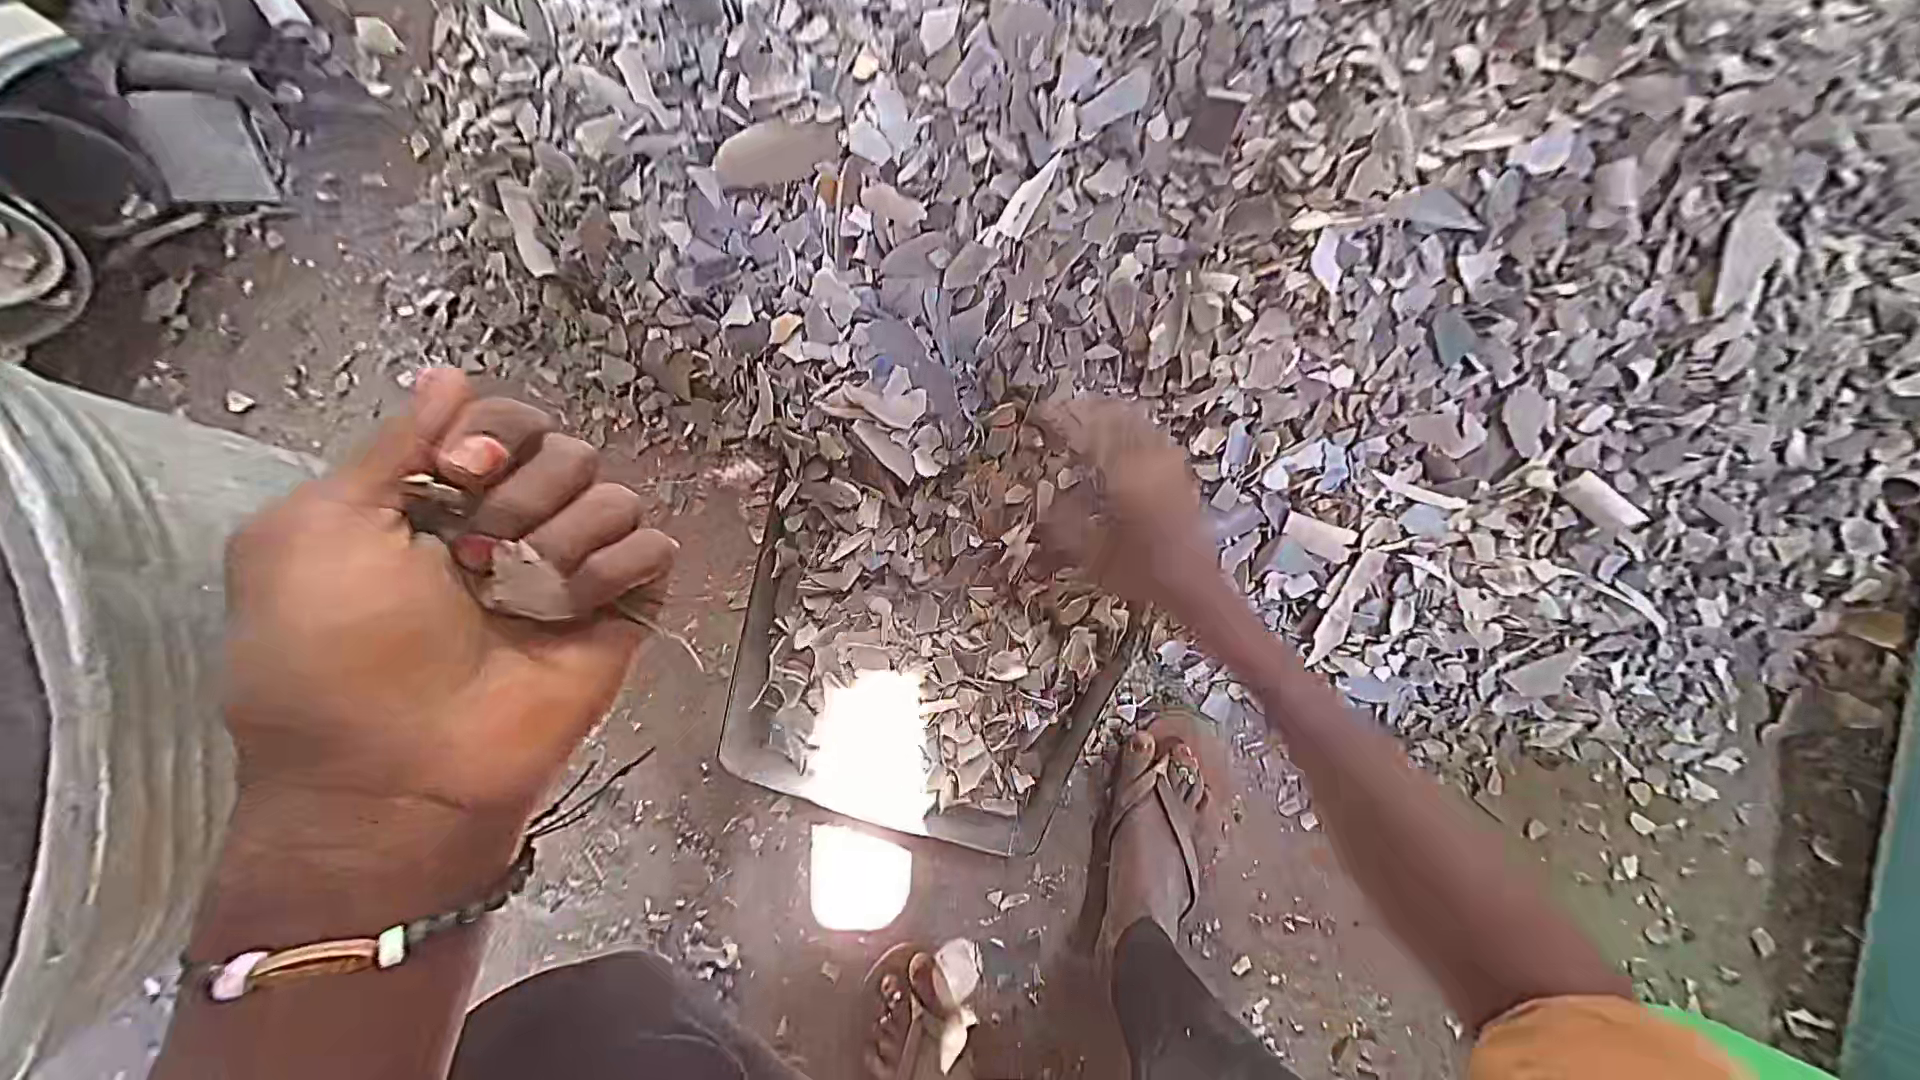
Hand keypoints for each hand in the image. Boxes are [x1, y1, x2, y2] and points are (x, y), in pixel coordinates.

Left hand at [222, 369, 676, 833]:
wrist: (406, 764)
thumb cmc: (338, 655)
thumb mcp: (317, 534)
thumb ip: (390, 446)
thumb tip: (450, 377)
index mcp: (451, 499)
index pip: (510, 423)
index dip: (497, 434)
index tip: (461, 474)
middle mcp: (523, 523)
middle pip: (571, 451)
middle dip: (526, 494)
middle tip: (481, 553)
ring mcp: (581, 564)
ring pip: (618, 496)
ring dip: (567, 538)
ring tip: (526, 591)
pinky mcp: (629, 602)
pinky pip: (655, 547)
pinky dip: (618, 568)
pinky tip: (576, 606)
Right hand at [1038, 397, 1218, 617]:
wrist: (1193, 586)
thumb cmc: (1142, 572)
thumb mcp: (1090, 552)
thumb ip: (1062, 519)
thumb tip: (1045, 498)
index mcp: (1124, 473)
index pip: (1088, 430)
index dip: (1063, 419)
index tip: (1044, 415)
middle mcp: (1149, 459)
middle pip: (1115, 416)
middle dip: (1086, 411)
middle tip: (1062, 412)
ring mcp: (1168, 463)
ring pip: (1135, 422)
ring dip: (1109, 417)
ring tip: (1087, 420)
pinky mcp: (1179, 473)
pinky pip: (1150, 436)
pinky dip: (1129, 430)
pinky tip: (1119, 441)